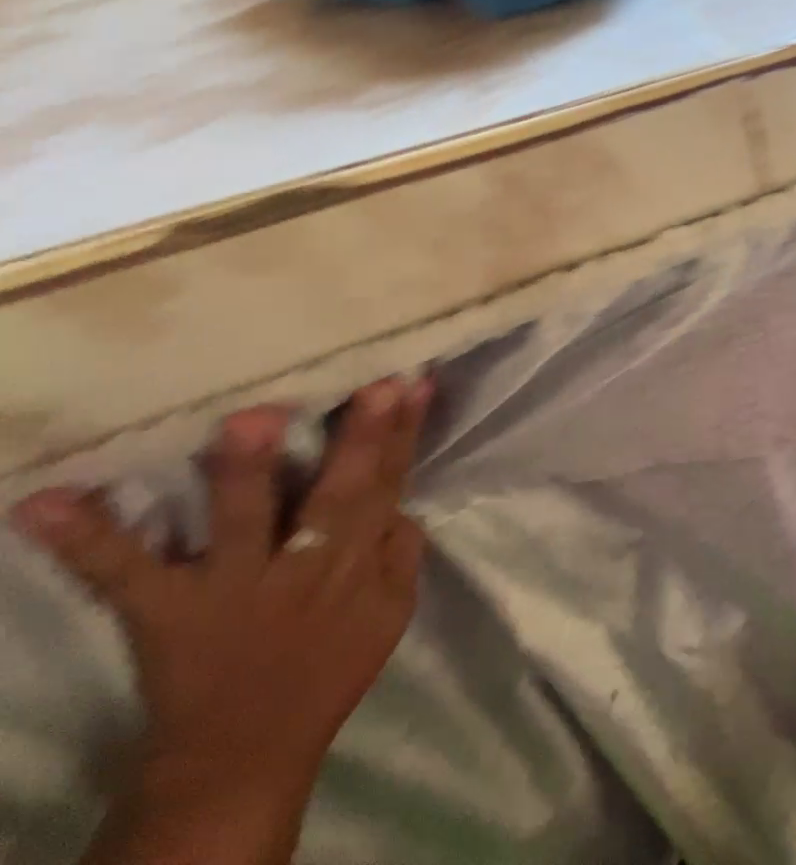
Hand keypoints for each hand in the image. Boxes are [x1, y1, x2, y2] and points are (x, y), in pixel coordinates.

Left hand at [9, 378, 431, 864]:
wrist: (249, 747)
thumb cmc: (329, 670)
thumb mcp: (391, 617)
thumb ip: (399, 557)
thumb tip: (403, 506)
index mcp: (358, 566)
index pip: (388, 489)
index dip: (402, 438)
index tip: (411, 385)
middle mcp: (306, 568)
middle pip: (337, 495)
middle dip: (358, 441)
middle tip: (373, 387)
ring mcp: (235, 587)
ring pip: (243, 522)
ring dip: (244, 474)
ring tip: (246, 421)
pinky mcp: (168, 611)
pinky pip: (126, 574)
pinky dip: (86, 541)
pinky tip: (45, 505)